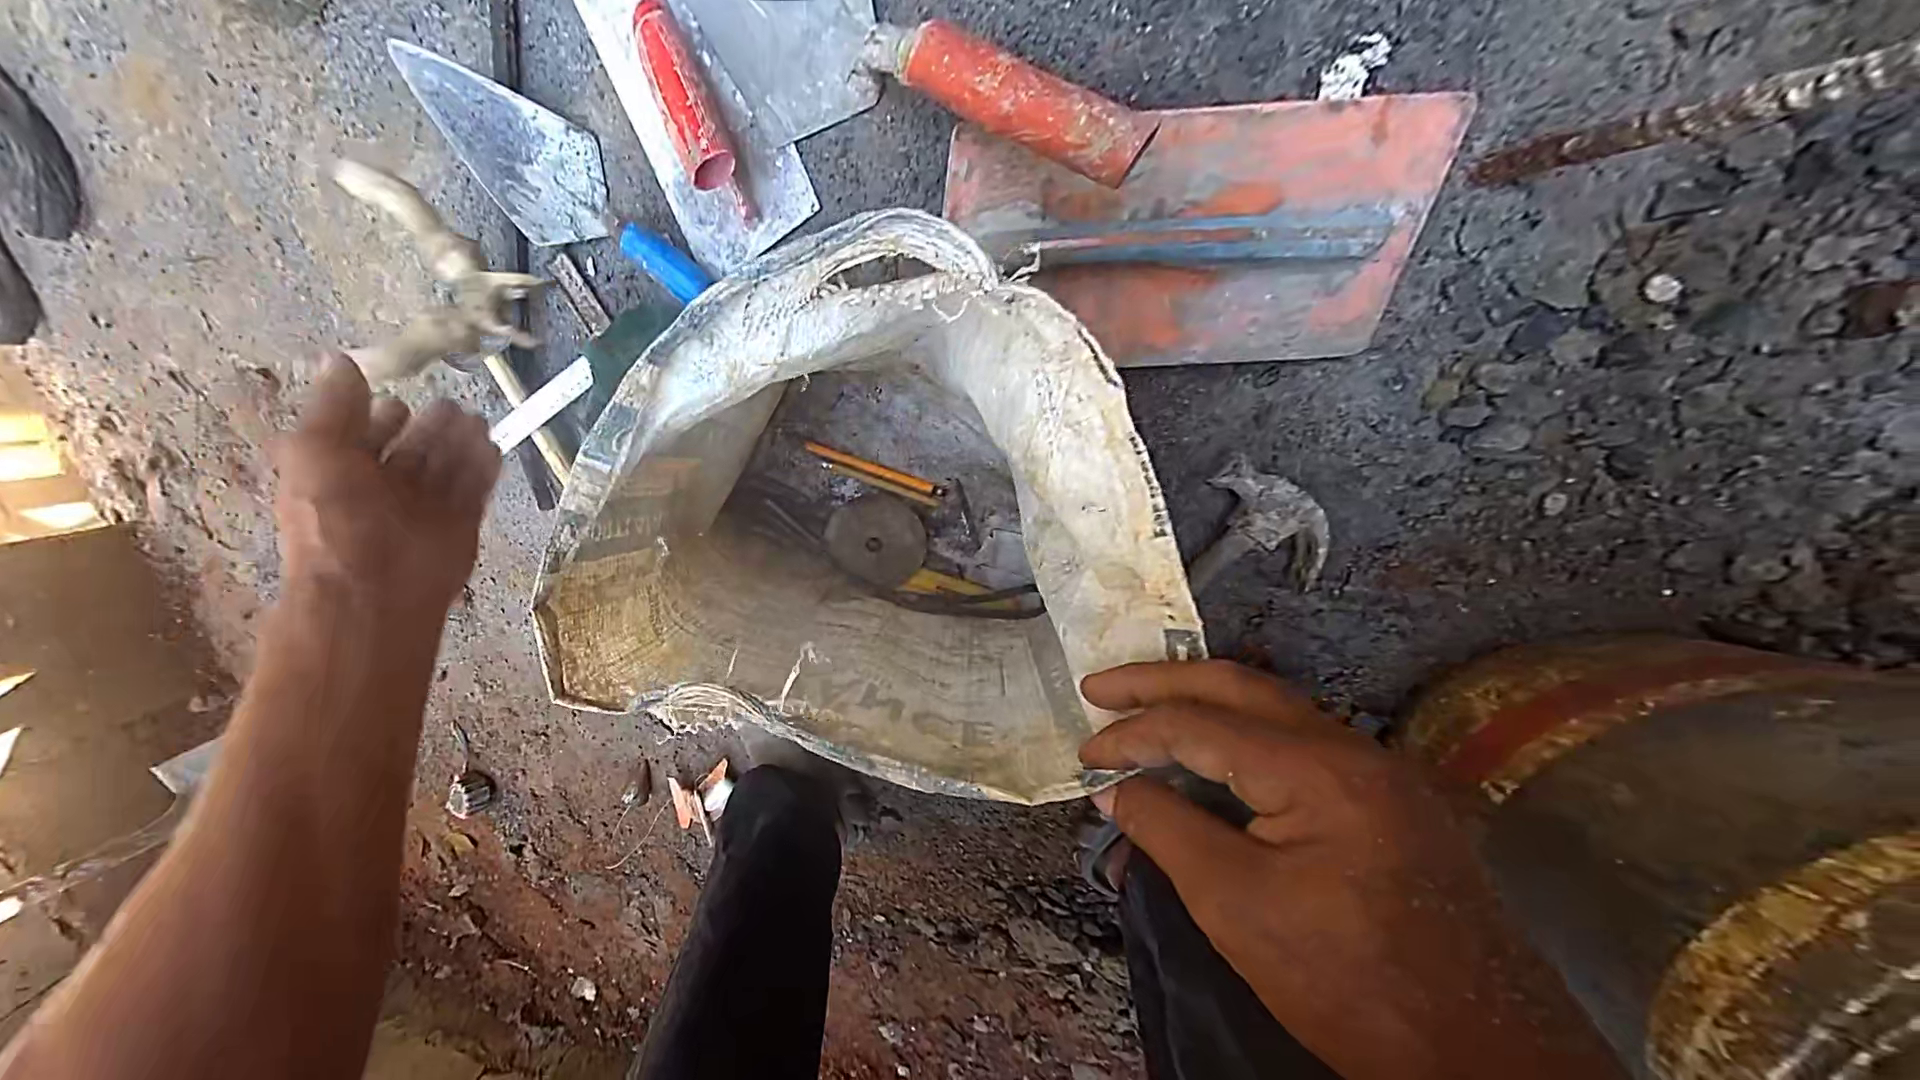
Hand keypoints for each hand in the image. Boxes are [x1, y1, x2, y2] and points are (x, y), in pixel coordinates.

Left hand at [273, 354, 500, 615]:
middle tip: (454, 405)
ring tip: (478, 420)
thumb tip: (339, 359)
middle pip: (415, 448)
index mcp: (341, 470)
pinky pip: (476, 489)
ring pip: (449, 465)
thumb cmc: (335, 519)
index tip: (400, 398)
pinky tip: (494, 449)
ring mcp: (426, 506)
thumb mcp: (315, 451)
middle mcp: (385, 487)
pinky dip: (486, 469)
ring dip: (463, 442)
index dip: (382, 413)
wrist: (377, 588)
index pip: (367, 434)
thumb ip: (333, 405)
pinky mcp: (462, 523)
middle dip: (434, 426)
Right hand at [1080, 660, 1623, 1079]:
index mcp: (1316, 769)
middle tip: (1100, 686)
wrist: (1484, 1058)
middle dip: (1158, 682)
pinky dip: (1236, 734)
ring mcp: (1374, 767)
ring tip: (1142, 706)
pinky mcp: (1382, 795)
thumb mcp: (1234, 905)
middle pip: (1235, 686)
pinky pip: (1293, 741)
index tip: (1087, 753)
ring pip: (1267, 706)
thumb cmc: (1346, 983)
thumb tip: (1114, 787)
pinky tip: (1207, 749)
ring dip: (1199, 701)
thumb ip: (1165, 829)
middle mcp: (1349, 747)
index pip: (1198, 725)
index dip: (1131, 733)